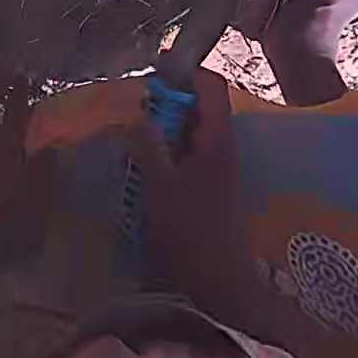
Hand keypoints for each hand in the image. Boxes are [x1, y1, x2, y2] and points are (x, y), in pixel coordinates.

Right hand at [136, 81, 269, 336]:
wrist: (219, 288)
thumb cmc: (190, 232)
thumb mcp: (160, 185)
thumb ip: (148, 145)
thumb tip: (139, 112)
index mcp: (216, 140)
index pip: (212, 88)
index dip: (186, 72)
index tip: (155, 69)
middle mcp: (223, 148)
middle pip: (201, 106)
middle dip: (168, 97)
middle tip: (134, 99)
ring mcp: (219, 168)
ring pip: (193, 129)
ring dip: (166, 122)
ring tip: (134, 124)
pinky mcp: (211, 186)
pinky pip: (189, 150)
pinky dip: (169, 144)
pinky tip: (145, 156)